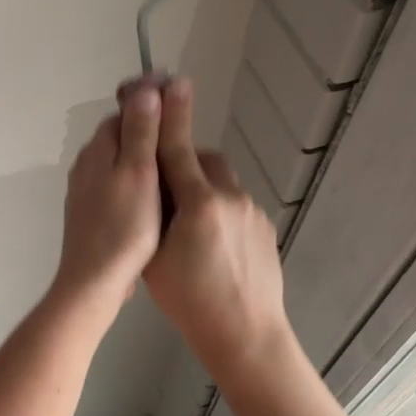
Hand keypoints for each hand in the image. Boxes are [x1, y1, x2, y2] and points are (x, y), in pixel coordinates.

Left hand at [54, 79, 163, 303]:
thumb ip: (141, 130)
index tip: (178, 101)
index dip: (150, 104)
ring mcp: (86, 193)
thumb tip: (145, 88)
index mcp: (97, 150)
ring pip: (119, 165)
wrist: (95, 280)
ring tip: (176, 168)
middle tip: (183, 136)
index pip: (123, 113)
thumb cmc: (123, 225)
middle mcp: (86, 166)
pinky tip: (156, 201)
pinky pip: (118, 189)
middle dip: (148, 132)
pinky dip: (137, 186)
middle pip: (120, 138)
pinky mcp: (92, 216)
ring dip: (143, 161)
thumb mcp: (139, 171)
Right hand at [142, 78, 291, 374]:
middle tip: (162, 189)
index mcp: (198, 204)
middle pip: (202, 160)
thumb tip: (150, 183)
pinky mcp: (264, 226)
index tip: (166, 81)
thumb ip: (153, 214)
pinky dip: (217, 210)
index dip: (168, 115)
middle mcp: (229, 198)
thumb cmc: (189, 301)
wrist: (246, 334)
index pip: (176, 149)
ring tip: (186, 225)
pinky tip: (209, 244)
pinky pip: (235, 204)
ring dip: (201, 188)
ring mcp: (252, 211)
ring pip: (220, 183)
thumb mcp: (155, 258)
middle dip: (181, 161)